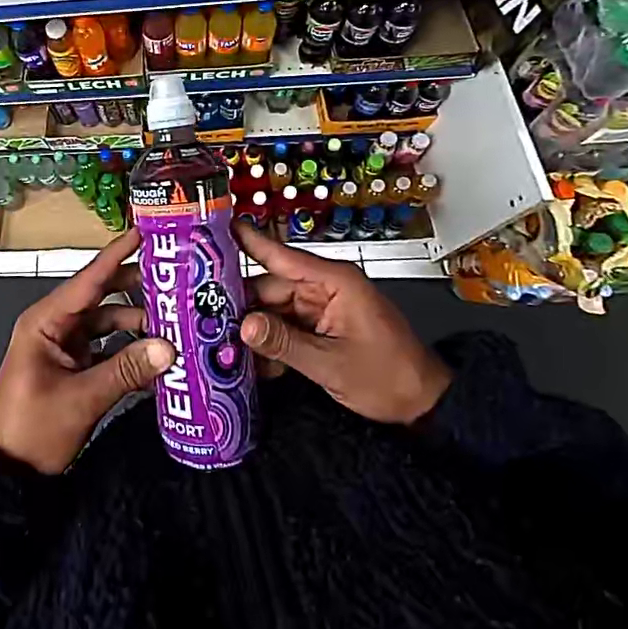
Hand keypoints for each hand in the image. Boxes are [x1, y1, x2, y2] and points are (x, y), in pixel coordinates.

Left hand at [0, 228, 175, 473]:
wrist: (5, 474)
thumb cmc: (31, 431)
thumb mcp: (81, 399)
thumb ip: (127, 370)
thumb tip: (170, 347)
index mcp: (47, 321)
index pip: (90, 278)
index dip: (120, 253)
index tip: (149, 230)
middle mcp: (57, 325)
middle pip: (105, 295)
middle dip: (140, 288)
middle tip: (180, 280)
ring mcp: (67, 345)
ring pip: (111, 321)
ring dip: (141, 322)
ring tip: (179, 320)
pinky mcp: (76, 365)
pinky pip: (110, 345)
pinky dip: (132, 347)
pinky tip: (160, 354)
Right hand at [234, 221, 450, 424]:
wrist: (420, 400)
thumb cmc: (390, 375)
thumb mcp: (331, 363)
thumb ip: (285, 343)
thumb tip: (246, 326)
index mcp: (335, 282)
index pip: (283, 256)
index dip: (250, 242)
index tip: (221, 228)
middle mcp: (326, 288)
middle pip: (271, 287)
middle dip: (242, 305)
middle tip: (207, 319)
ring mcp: (323, 307)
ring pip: (275, 310)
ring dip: (256, 329)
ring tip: (227, 347)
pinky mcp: (322, 326)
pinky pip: (287, 326)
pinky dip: (272, 342)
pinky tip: (258, 363)